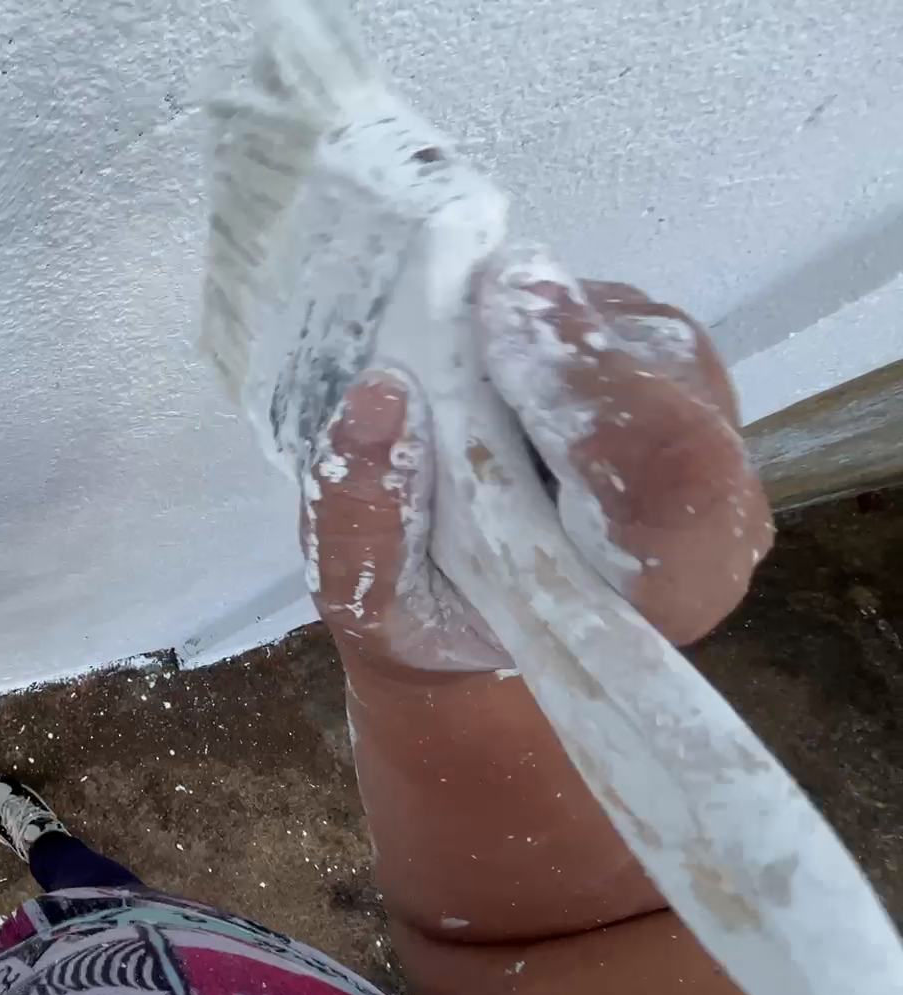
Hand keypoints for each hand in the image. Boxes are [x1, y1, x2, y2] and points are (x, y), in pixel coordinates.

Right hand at [301, 250, 772, 671]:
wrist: (466, 614)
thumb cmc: (424, 621)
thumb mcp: (365, 601)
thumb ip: (363, 521)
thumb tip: (377, 394)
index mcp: (650, 590)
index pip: (667, 473)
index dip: (584, 389)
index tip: (491, 323)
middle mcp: (704, 513)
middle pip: (669, 386)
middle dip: (556, 336)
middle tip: (460, 301)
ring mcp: (695, 449)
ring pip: (652, 343)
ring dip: (549, 322)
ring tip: (460, 335)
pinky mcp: (666, 402)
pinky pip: (629, 330)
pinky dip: (549, 318)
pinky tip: (489, 342)